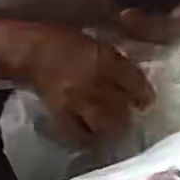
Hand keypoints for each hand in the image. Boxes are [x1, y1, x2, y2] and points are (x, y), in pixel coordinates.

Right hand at [23, 25, 155, 141]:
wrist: (33, 52)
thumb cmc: (66, 42)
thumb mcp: (98, 43)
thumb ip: (115, 62)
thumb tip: (131, 83)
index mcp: (106, 59)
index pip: (133, 82)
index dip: (143, 95)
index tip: (146, 103)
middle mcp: (94, 83)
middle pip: (119, 110)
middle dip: (125, 117)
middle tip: (126, 120)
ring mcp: (76, 102)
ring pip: (100, 125)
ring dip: (107, 130)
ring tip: (108, 131)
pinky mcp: (60, 115)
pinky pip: (76, 134)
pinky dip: (84, 138)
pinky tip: (87, 136)